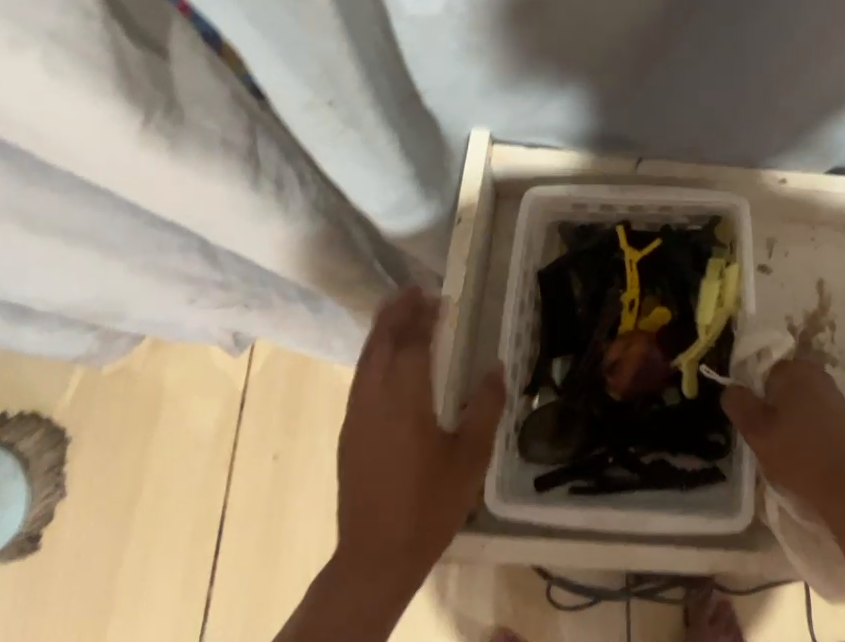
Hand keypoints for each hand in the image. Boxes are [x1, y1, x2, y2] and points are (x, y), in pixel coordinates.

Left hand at [335, 288, 504, 580]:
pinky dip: (374, 355)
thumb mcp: (471, 457)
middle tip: (414, 291)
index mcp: (405, 401)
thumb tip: (495, 366)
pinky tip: (386, 358)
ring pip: (365, 359)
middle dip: (396, 314)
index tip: (438, 297)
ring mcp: (356, 415)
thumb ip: (484, 407)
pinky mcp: (349, 432)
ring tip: (397, 311)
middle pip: (381, 343)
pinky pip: (360, 377)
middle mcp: (374, 399)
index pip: (413, 344)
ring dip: (381, 331)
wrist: (377, 554)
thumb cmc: (431, 505)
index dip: (424, 317)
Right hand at [720, 359, 844, 516]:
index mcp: (796, 369)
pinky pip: (813, 413)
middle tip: (763, 434)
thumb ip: (737, 402)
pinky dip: (804, 426)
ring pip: (796, 400)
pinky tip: (801, 450)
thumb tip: (731, 388)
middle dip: (769, 404)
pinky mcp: (844, 416)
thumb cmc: (796, 456)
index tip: (750, 419)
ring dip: (786, 416)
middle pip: (780, 384)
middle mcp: (818, 374)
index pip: (761, 369)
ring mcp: (834, 395)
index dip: (751, 393)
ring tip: (781, 445)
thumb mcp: (754, 430)